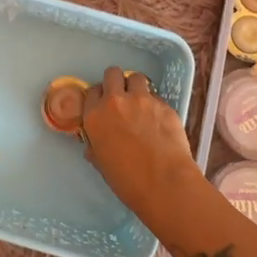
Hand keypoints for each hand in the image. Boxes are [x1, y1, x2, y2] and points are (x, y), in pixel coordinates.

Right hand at [81, 66, 202, 216]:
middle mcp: (116, 102)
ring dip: (137, 88)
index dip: (99, 97)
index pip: (92, 91)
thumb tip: (95, 145)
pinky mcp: (165, 104)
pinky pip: (157, 97)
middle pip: (113, 74)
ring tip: (142, 104)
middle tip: (122, 98)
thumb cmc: (128, 181)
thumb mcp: (102, 164)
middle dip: (116, 82)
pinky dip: (155, 105)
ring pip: (137, 78)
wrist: (164, 182)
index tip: (104, 105)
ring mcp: (143, 100)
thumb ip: (96, 147)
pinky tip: (160, 122)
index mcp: (96, 116)